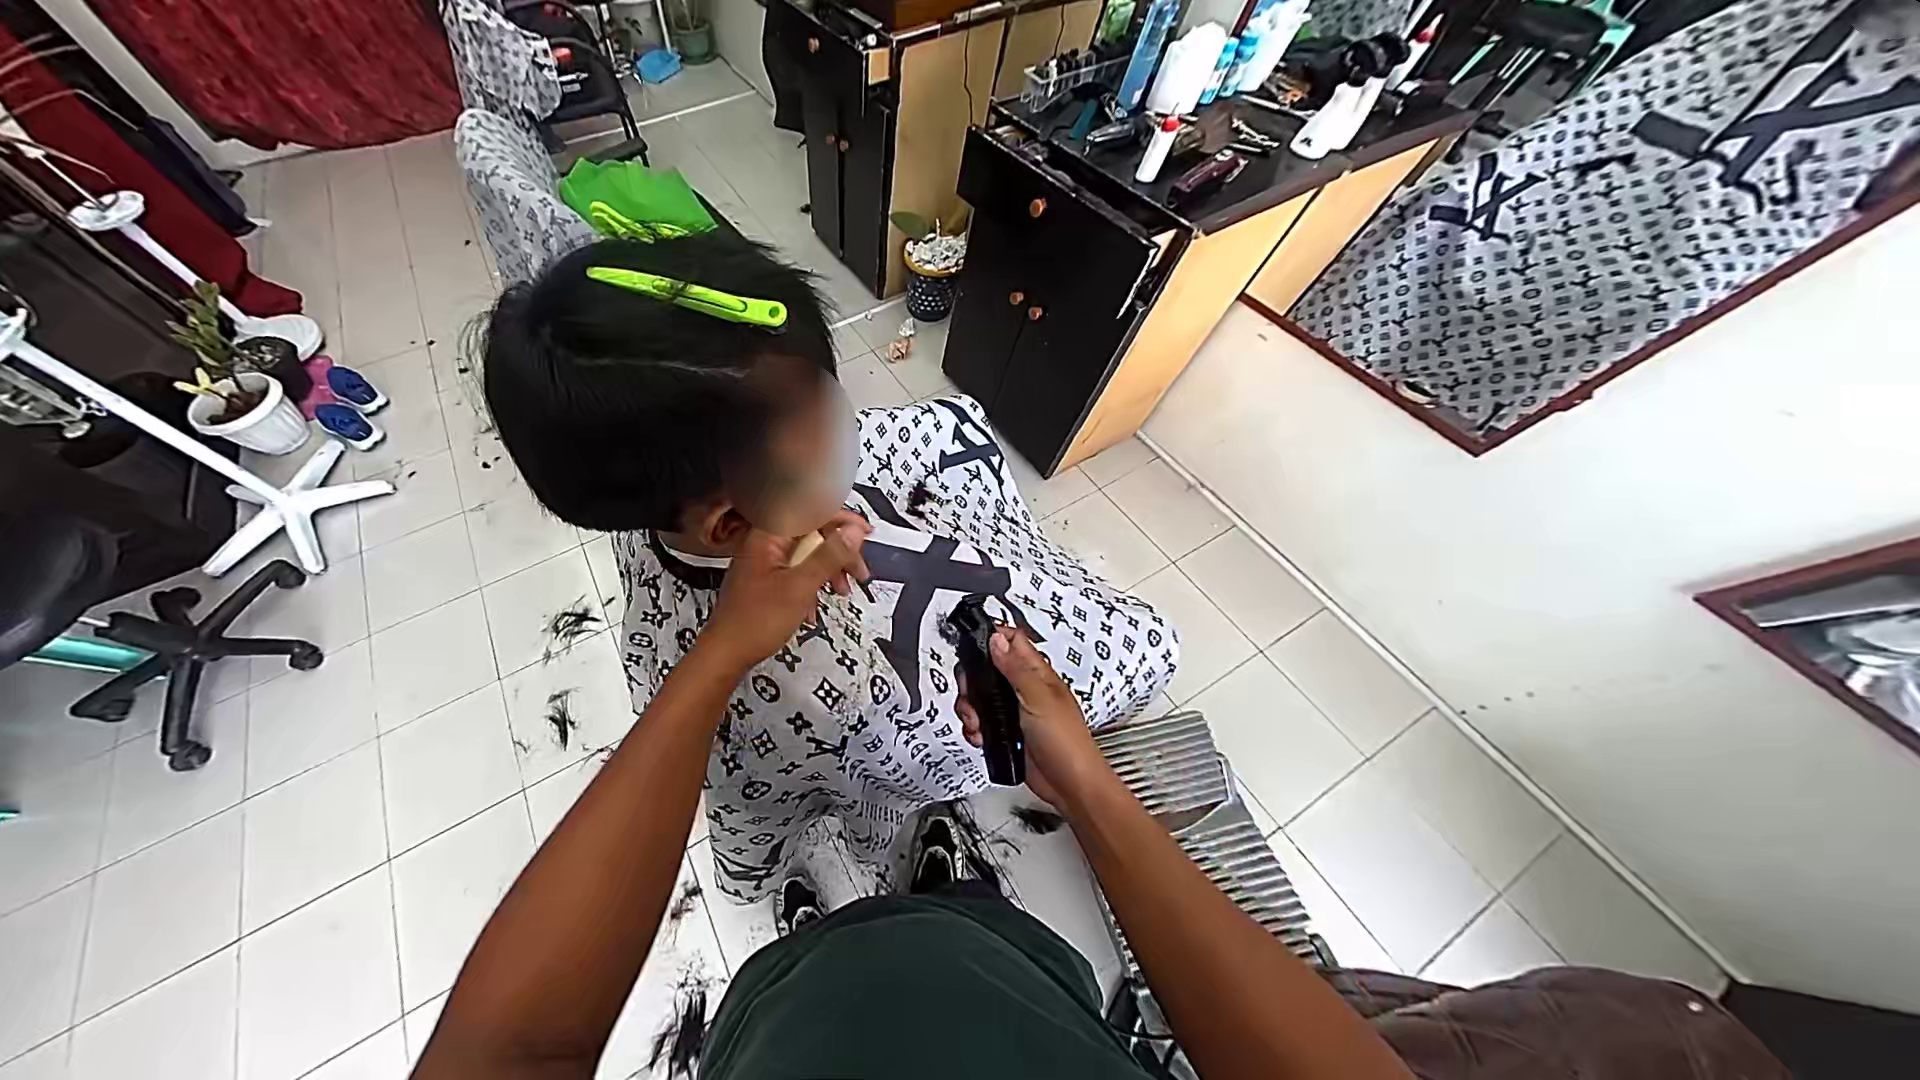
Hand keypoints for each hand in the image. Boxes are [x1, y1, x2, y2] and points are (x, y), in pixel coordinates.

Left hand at [699, 511, 870, 671]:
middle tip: (856, 569)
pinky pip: (800, 570)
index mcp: (767, 536)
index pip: (812, 513)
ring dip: (830, 569)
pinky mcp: (770, 578)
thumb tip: (852, 532)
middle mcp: (765, 544)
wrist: (727, 654)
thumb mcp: (800, 587)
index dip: (842, 521)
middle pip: (814, 532)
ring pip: (810, 553)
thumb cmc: (751, 624)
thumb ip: (829, 556)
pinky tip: (819, 601)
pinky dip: (816, 582)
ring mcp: (767, 561)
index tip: (863, 534)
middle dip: (840, 551)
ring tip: (842, 588)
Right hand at [955, 626, 1108, 810]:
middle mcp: (1025, 689)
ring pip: (982, 697)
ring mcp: (1016, 711)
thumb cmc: (1068, 743)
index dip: (993, 637)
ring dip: (971, 707)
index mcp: (1037, 673)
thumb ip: (1016, 669)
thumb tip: (997, 640)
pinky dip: (975, 727)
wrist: (1070, 786)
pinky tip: (981, 735)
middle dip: (973, 679)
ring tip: (977, 720)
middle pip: (988, 669)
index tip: (973, 645)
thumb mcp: (1039, 699)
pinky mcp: (1008, 732)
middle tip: (972, 692)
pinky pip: (983, 722)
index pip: (1012, 641)